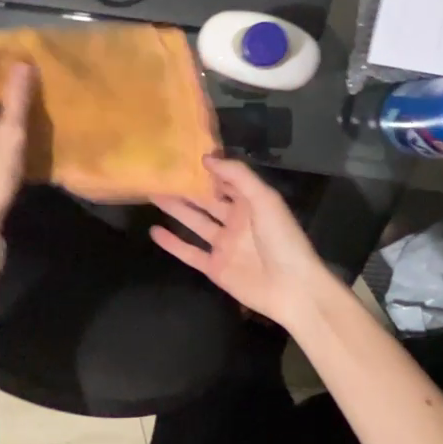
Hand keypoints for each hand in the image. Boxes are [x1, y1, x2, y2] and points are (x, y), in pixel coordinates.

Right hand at [150, 157, 334, 328]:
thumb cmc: (281, 238)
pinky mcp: (214, 268)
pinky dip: (172, 244)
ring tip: (151, 195)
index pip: (225, 182)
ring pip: (194, 223)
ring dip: (175, 210)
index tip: (183, 156)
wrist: (291, 287)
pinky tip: (154, 231)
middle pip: (205, 201)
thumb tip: (206, 158)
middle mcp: (235, 222)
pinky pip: (190, 253)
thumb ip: (237, 176)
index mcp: (250, 204)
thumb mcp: (264, 199)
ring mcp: (223, 246)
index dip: (206, 170)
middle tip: (159, 174)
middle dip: (185, 188)